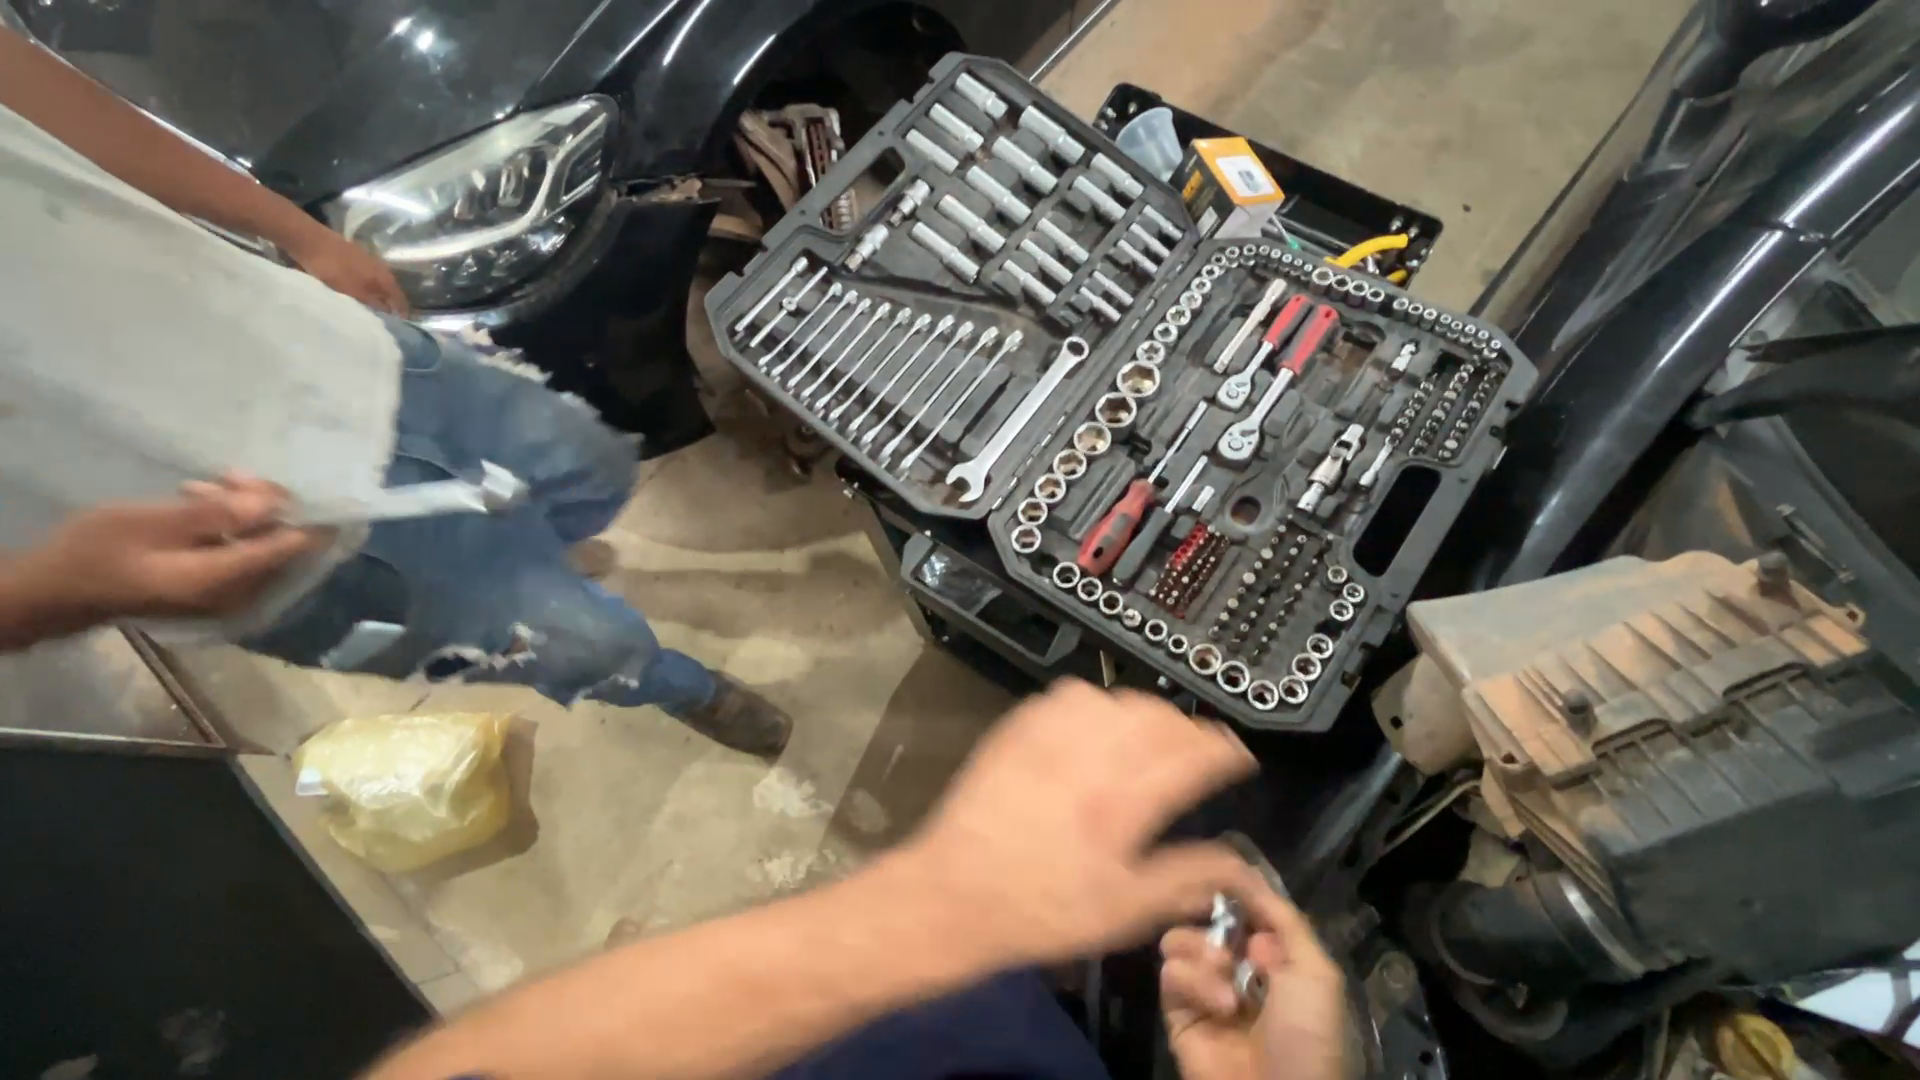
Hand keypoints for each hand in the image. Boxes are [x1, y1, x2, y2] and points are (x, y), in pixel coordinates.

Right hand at [20, 473, 328, 623]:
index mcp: (225, 580)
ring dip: (241, 512)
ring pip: (264, 544)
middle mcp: (242, 594)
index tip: (282, 483)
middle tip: (228, 476)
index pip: (294, 546)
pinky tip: (200, 504)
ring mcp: (235, 595)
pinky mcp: (223, 589)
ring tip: (198, 487)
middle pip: (282, 542)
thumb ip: (215, 514)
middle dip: (262, 505)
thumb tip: (274, 504)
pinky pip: (245, 553)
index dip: (300, 512)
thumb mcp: (148, 523)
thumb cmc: (93, 553)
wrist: (54, 592)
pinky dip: (231, 528)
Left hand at [285, 224, 408, 313]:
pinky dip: (363, 283)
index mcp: (386, 278)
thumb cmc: (332, 268)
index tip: (398, 324)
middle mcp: (382, 268)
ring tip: (368, 303)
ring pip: (376, 281)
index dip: (400, 313)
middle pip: (389, 290)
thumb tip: (389, 313)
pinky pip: (363, 274)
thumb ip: (373, 304)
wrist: (307, 238)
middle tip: (383, 316)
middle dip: (388, 303)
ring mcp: (366, 258)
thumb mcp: (354, 292)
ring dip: (374, 292)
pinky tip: (354, 287)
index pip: (400, 300)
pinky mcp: (351, 253)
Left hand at [891, 679, 1259, 967]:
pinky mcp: (1017, 728)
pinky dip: (1095, 703)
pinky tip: (1096, 725)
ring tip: (1152, 734)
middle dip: (1188, 727)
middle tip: (1198, 747)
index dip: (1223, 749)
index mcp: (1122, 802)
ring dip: (1144, 711)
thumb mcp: (1124, 910)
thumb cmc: (1043, 909)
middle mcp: (1089, 757)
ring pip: (1114, 699)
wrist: (955, 893)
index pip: (1191, 755)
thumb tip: (1234, 861)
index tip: (1237, 755)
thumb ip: (1184, 877)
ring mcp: (1048, 737)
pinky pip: (1068, 696)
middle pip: (1156, 717)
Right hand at [1160, 883, 1350, 1079]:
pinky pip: (1170, 972)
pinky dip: (1191, 980)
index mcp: (1276, 962)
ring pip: (1182, 939)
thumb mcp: (1316, 972)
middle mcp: (1238, 971)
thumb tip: (1248, 882)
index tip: (1224, 872)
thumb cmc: (1307, 1035)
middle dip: (1215, 919)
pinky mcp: (1177, 1012)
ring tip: (1223, 973)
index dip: (1236, 893)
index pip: (1246, 911)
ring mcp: (1205, 991)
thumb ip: (1285, 919)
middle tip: (1227, 934)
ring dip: (1203, 951)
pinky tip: (1216, 1003)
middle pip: (1208, 920)